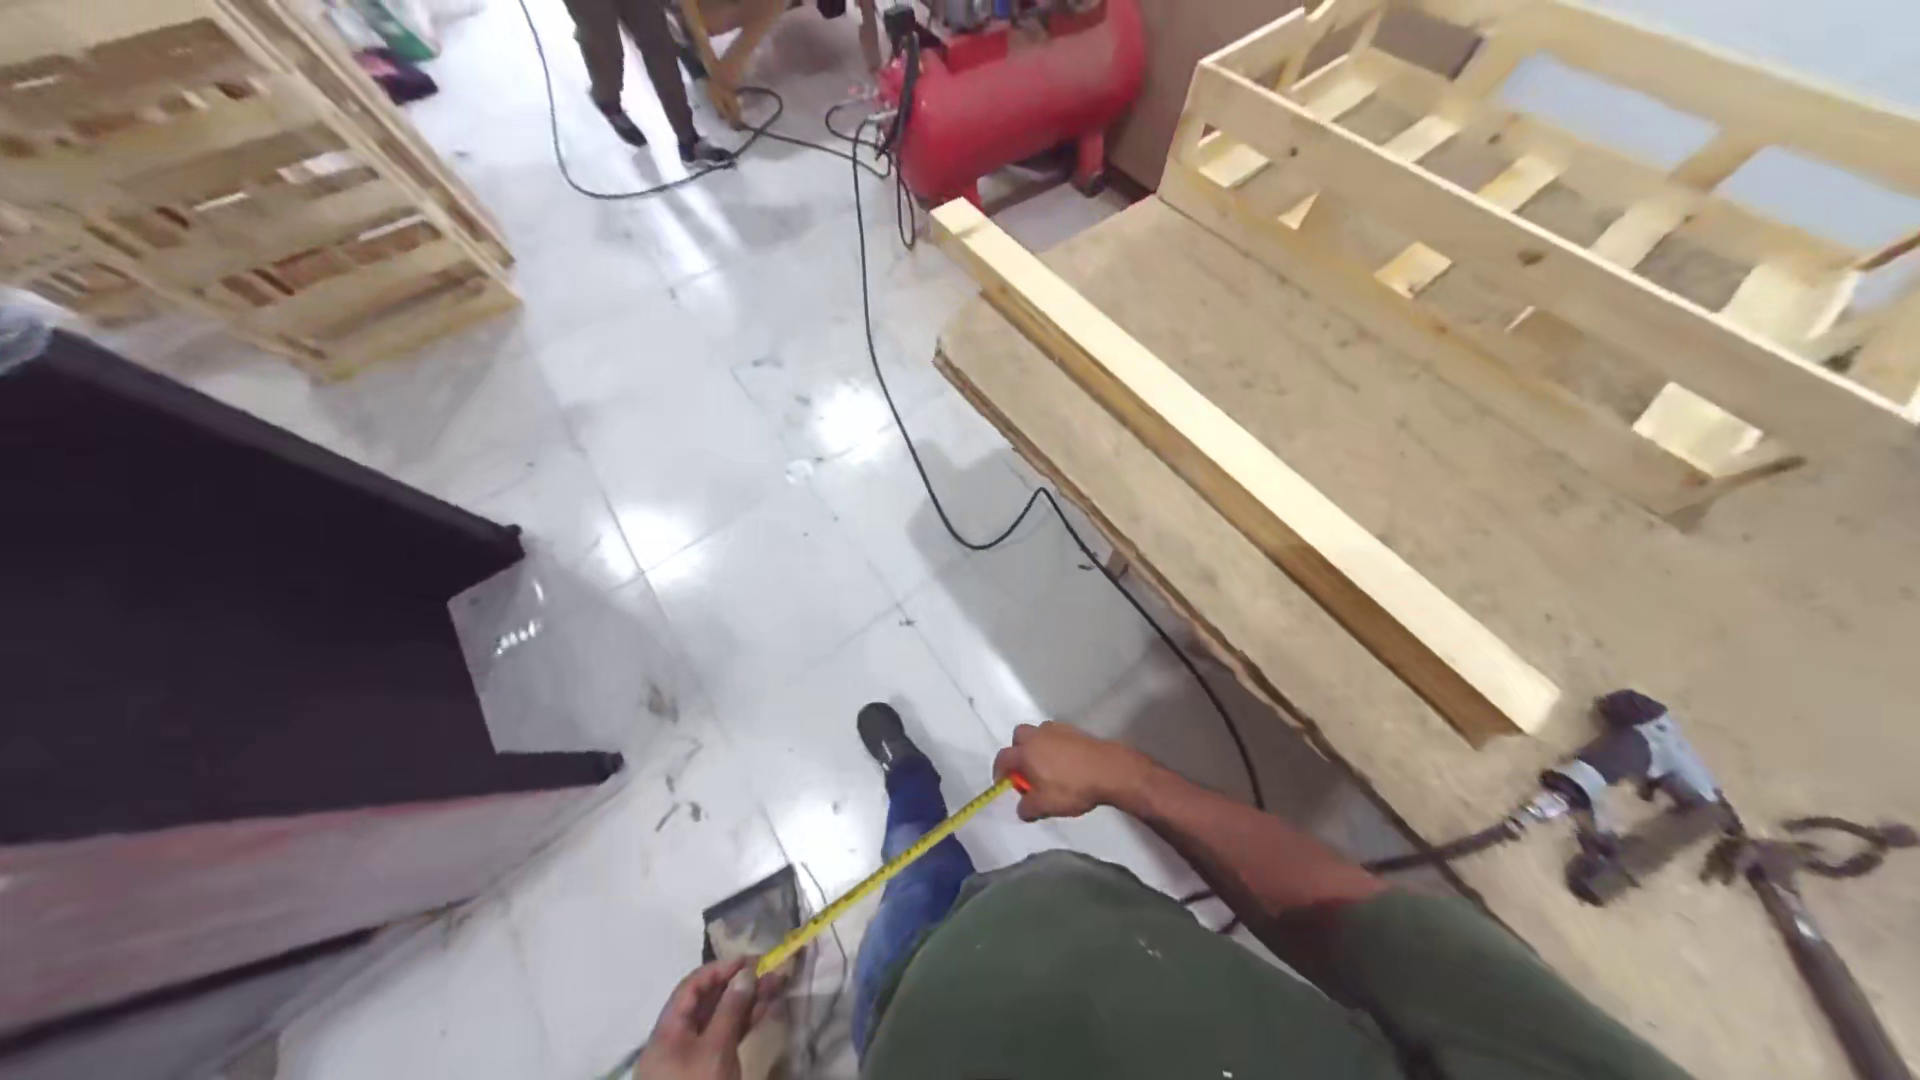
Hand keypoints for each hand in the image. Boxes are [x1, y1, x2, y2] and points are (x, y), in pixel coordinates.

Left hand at [632, 958, 783, 1079]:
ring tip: (776, 985)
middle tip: (770, 971)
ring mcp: (692, 1059)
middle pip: (706, 1001)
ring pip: (720, 1018)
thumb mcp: (715, 1051)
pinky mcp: (707, 1072)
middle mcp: (676, 1042)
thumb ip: (731, 1008)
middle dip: (738, 983)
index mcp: (666, 1034)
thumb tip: (746, 972)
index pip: (691, 987)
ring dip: (746, 1000)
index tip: (751, 960)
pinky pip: (725, 1037)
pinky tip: (766, 1008)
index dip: (720, 969)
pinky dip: (744, 1021)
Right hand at [992, 721, 1152, 821]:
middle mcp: (1037, 736)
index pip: (1002, 758)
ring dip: (1037, 745)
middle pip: (1018, 736)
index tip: (1003, 783)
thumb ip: (1027, 808)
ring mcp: (1056, 730)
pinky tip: (1066, 761)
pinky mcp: (1074, 730)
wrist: (1108, 770)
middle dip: (1017, 750)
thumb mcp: (1045, 806)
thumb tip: (1021, 808)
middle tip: (1026, 769)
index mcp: (1025, 752)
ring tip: (1047, 764)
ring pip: (1038, 732)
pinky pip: (1056, 734)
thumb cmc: (1072, 788)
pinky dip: (1055, 744)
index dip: (999, 771)